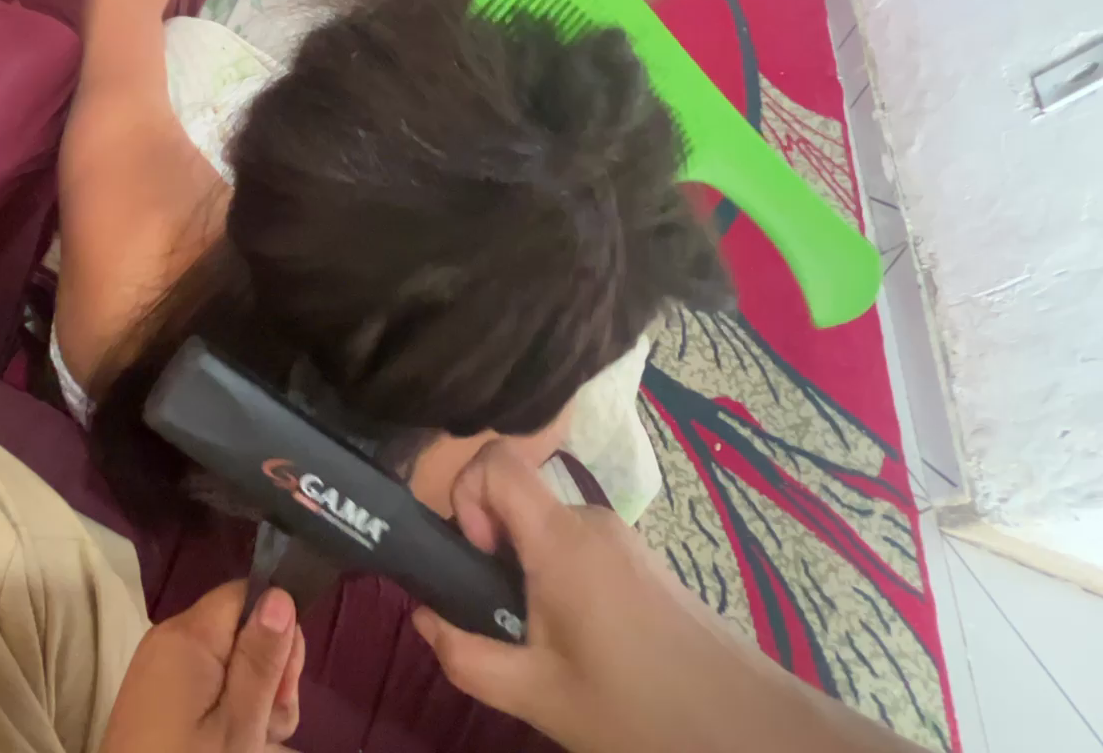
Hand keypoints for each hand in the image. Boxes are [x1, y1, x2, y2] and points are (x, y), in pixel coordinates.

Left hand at [100, 582, 306, 752]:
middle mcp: (171, 637)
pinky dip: (227, 710)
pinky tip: (232, 745)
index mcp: (188, 633)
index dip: (276, 629)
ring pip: (230, 663)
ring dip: (253, 701)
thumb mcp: (238, 724)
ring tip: (250, 744)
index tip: (284, 680)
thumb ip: (261, 659)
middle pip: (241, 631)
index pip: (245, 593)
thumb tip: (280, 594)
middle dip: (267, 675)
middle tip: (268, 726)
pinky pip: (207, 684)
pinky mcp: (159, 694)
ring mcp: (162, 666)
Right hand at [409, 441, 802, 752]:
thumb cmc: (645, 711)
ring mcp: (620, 540)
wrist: (763, 739)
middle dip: (489, 548)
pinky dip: (554, 579)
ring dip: (521, 570)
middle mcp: (588, 522)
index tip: (474, 555)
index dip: (464, 491)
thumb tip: (424, 618)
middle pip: (513, 500)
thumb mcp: (538, 696)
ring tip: (542, 641)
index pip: (495, 461)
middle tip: (501, 617)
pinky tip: (579, 644)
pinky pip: (572, 548)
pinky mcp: (641, 563)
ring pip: (541, 529)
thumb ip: (465, 655)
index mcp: (560, 539)